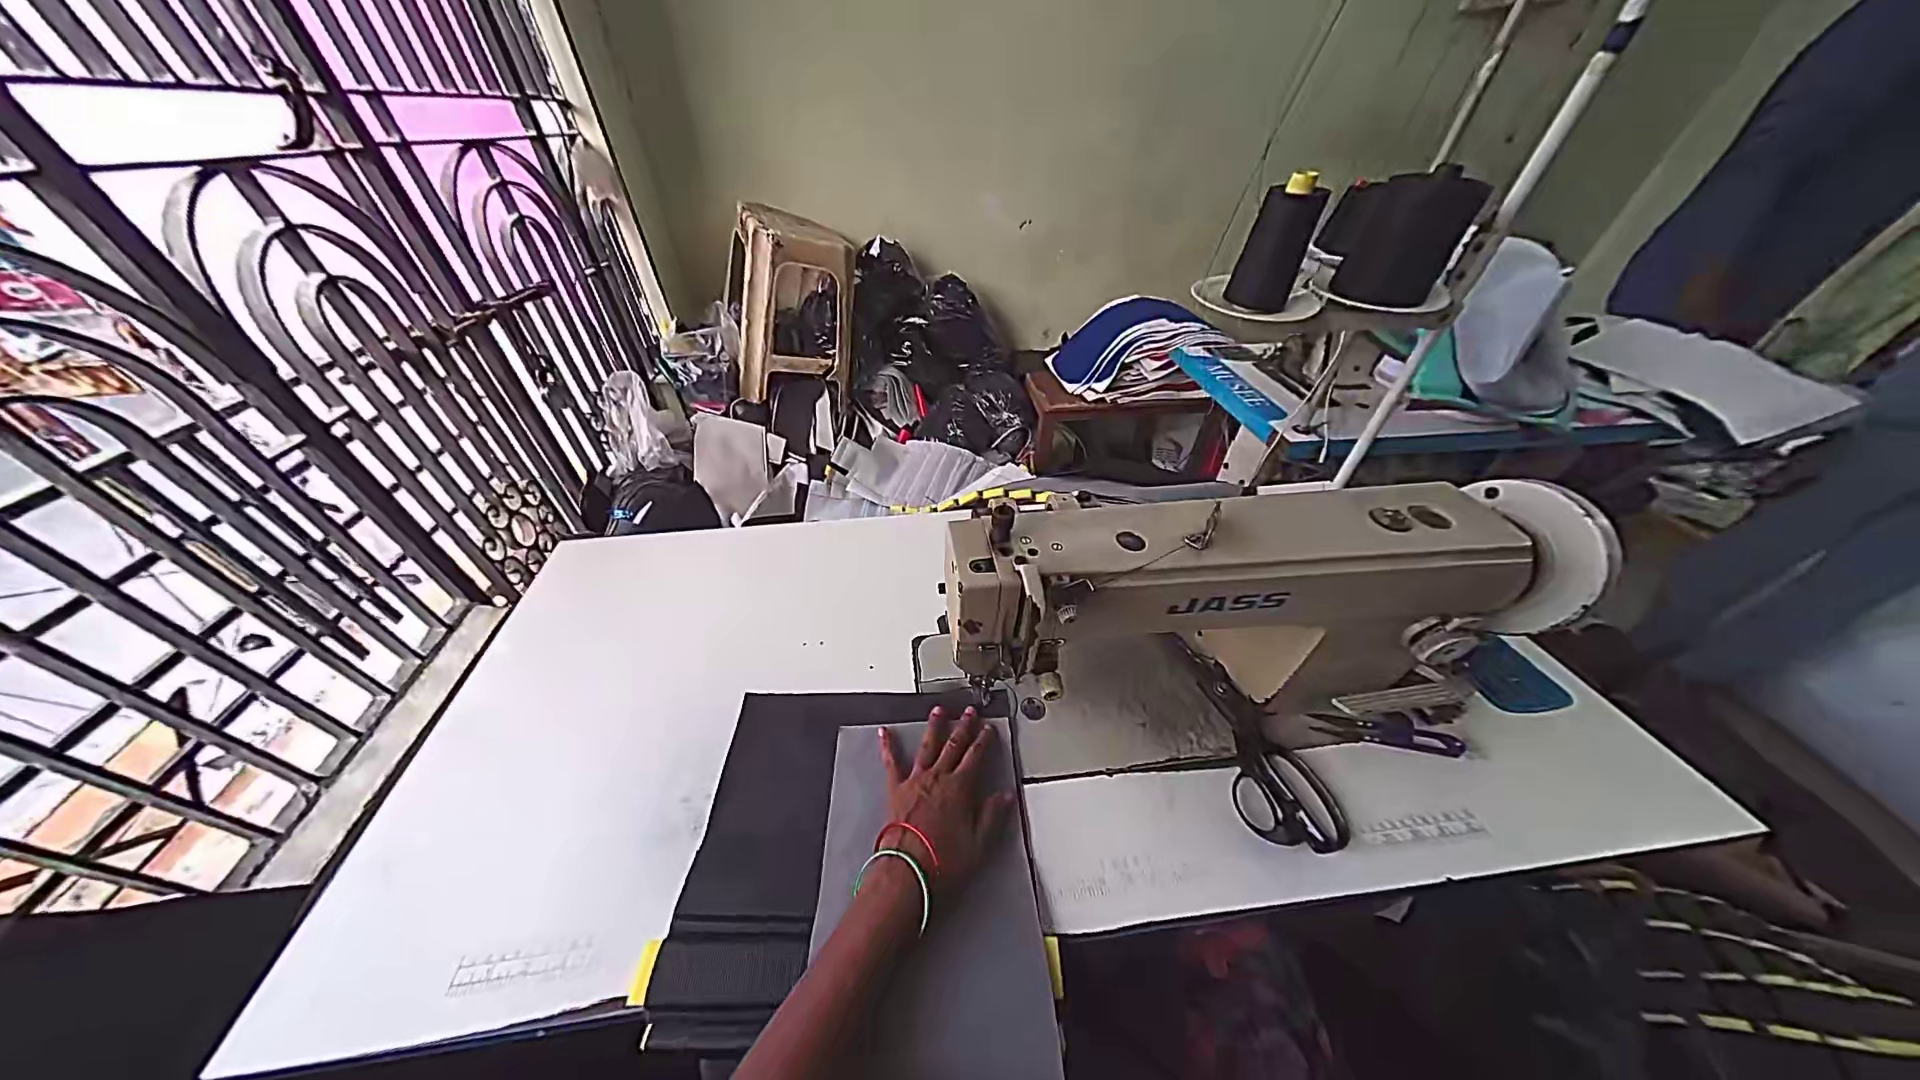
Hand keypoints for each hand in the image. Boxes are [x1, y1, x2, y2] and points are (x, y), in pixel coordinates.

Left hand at [877, 705, 1015, 898]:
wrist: (907, 873)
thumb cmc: (941, 862)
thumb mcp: (979, 843)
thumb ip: (993, 816)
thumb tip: (1005, 797)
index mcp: (960, 788)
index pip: (976, 756)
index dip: (984, 740)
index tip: (988, 730)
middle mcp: (938, 778)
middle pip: (954, 744)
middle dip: (963, 726)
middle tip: (968, 712)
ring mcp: (915, 782)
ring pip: (927, 746)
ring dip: (934, 727)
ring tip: (938, 711)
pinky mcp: (896, 790)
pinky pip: (892, 762)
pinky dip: (888, 746)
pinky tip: (885, 733)